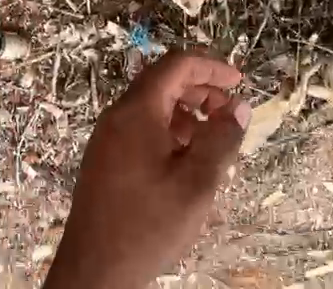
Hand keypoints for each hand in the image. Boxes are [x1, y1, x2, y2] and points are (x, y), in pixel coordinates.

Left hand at [45, 53, 248, 288]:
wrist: (94, 270)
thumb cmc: (148, 224)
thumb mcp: (196, 184)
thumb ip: (221, 140)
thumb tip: (238, 108)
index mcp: (137, 109)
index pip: (175, 65)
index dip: (210, 66)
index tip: (238, 81)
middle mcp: (118, 113)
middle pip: (162, 81)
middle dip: (200, 88)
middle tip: (229, 111)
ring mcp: (108, 135)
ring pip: (151, 105)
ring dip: (185, 111)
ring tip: (212, 138)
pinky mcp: (105, 157)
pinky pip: (140, 126)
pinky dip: (168, 129)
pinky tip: (185, 158)